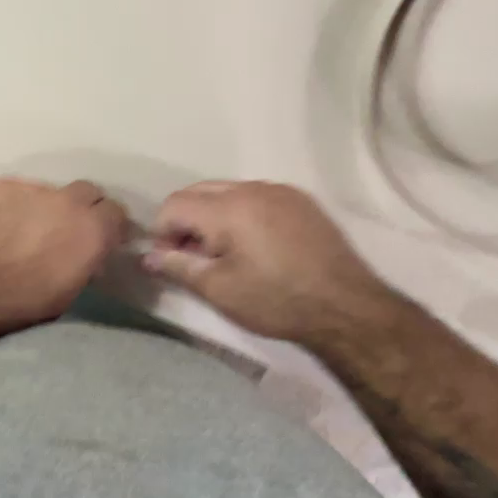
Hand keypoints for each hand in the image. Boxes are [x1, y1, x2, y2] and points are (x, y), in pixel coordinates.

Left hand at [0, 177, 127, 328]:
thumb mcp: (70, 291)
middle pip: (88, 192)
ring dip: (47, 206)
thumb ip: (87, 262)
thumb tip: (89, 253)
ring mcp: (34, 188)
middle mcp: (69, 201)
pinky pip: (18, 191)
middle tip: (67, 230)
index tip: (101, 238)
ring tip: (27, 228)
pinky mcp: (1, 185)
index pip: (117, 212)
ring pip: (50, 191)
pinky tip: (1, 224)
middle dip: (83, 208)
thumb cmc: (23, 302)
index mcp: (94, 229)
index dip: (109, 226)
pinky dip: (15, 205)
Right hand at [141, 181, 404, 343]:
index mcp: (228, 208)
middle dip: (185, 221)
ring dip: (212, 216)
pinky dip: (241, 213)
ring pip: (227, 191)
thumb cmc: (276, 301)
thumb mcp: (218, 289)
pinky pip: (256, 196)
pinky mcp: (301, 201)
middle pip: (198, 192)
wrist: (348, 309)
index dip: (162, 232)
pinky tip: (252, 245)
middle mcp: (252, 188)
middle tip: (192, 256)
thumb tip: (148, 257)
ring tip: (223, 252)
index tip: (170, 260)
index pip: (174, 204)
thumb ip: (177, 266)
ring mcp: (280, 191)